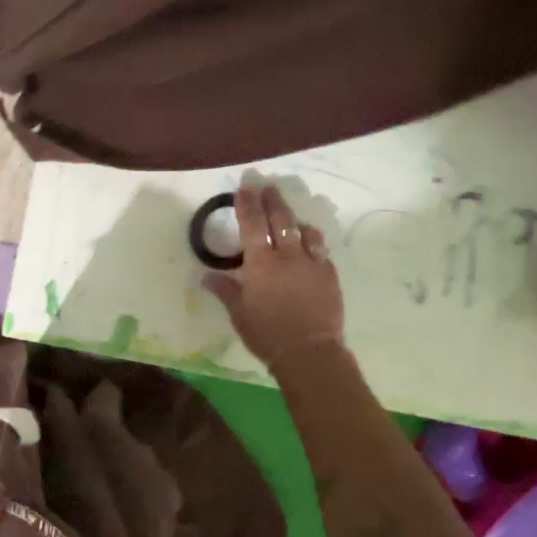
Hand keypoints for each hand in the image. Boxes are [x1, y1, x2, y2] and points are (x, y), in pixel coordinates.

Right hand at [202, 181, 344, 369]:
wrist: (309, 351)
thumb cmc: (267, 334)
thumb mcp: (239, 314)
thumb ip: (225, 290)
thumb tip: (207, 276)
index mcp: (261, 264)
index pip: (253, 224)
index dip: (247, 203)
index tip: (245, 185)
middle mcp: (288, 256)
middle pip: (281, 219)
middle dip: (272, 199)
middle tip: (267, 185)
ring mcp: (312, 263)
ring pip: (305, 231)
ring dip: (295, 219)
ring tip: (289, 215)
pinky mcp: (329, 274)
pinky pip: (320, 249)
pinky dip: (311, 241)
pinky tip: (309, 244)